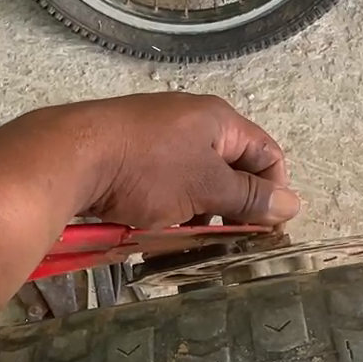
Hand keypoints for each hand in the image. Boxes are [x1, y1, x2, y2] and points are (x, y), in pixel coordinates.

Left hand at [25, 93, 299, 227]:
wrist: (70, 157)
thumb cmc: (148, 169)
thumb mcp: (206, 186)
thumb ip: (249, 197)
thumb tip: (292, 204)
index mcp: (217, 120)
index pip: (267, 153)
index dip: (273, 192)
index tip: (265, 230)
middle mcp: (190, 121)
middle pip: (230, 168)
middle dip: (233, 207)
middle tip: (227, 241)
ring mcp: (156, 136)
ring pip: (195, 180)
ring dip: (200, 212)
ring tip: (188, 241)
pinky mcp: (129, 154)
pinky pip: (164, 184)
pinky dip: (169, 208)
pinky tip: (157, 230)